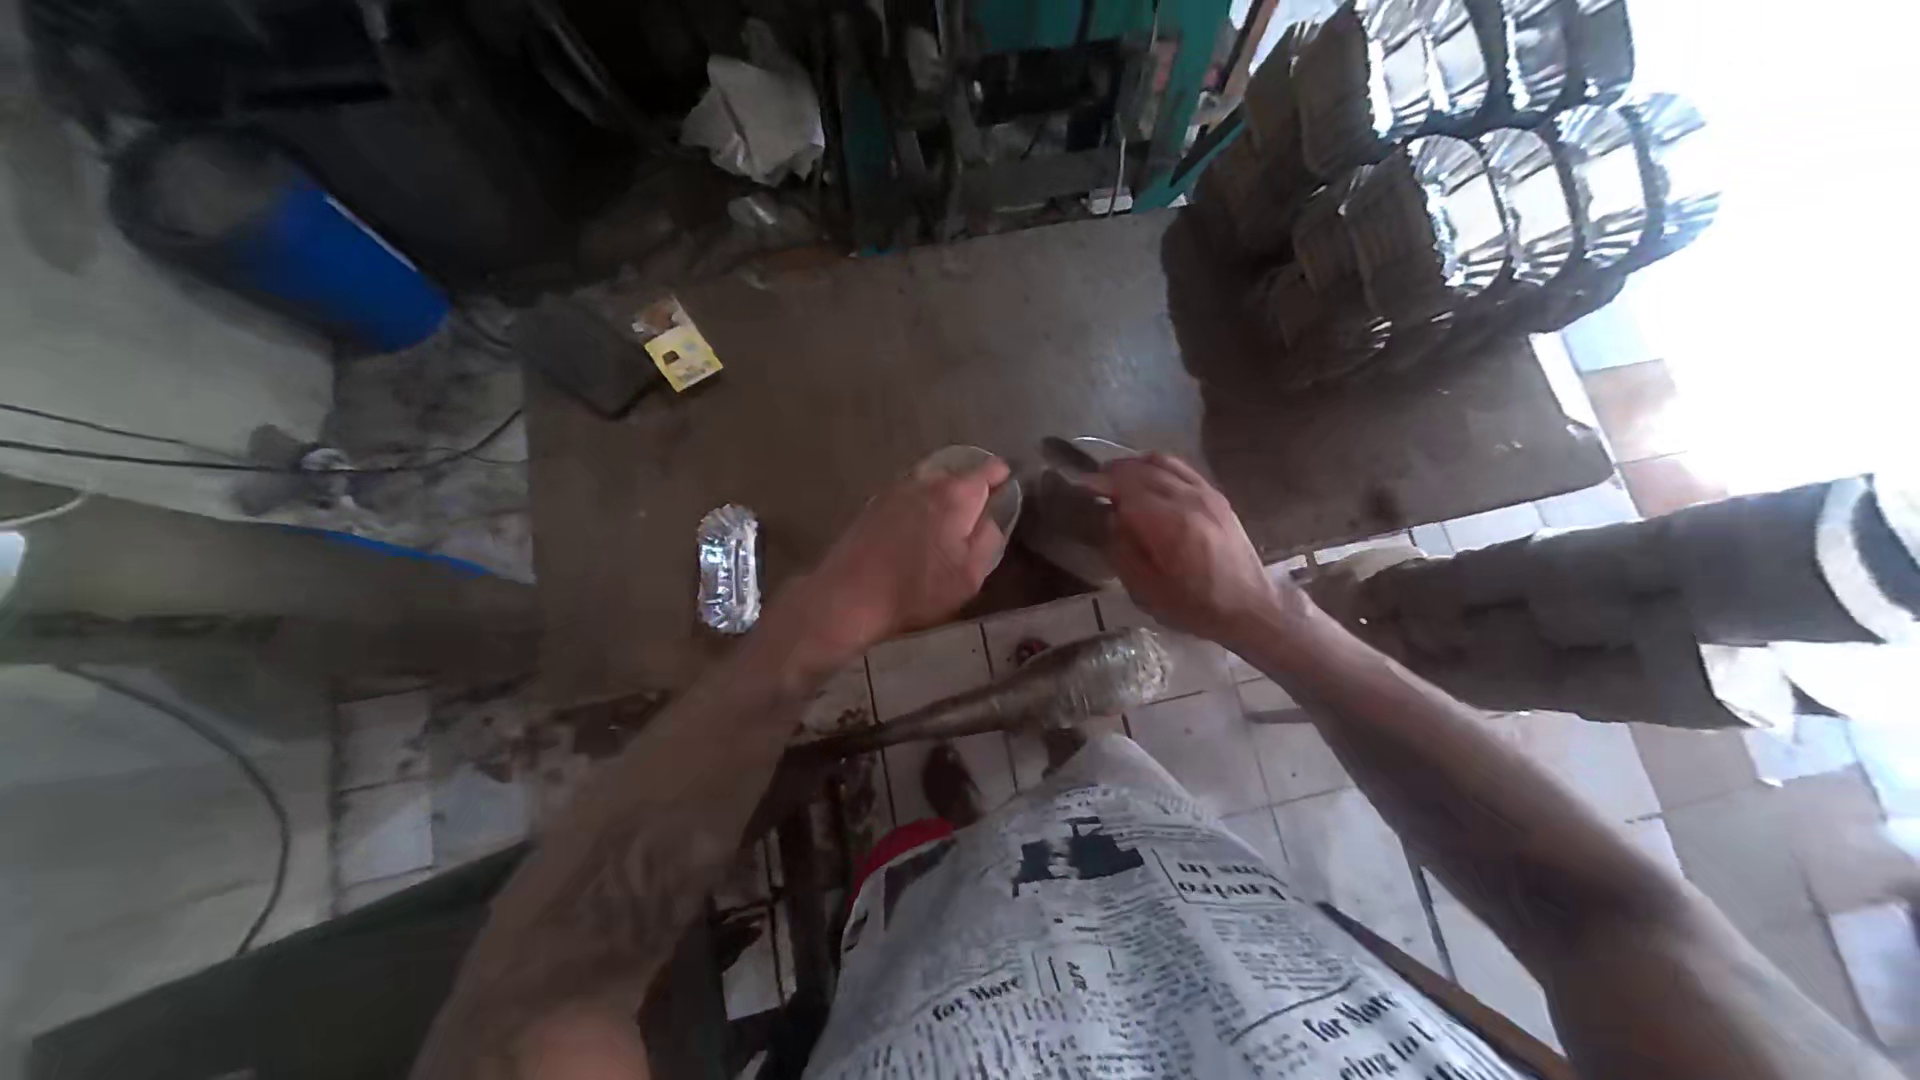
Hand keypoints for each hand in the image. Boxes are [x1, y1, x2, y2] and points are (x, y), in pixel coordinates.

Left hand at [773, 456, 1010, 665]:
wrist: (849, 596)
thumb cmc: (916, 590)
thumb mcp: (969, 575)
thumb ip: (989, 538)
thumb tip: (994, 515)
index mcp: (956, 495)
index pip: (990, 470)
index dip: (1002, 480)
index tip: (1004, 496)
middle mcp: (927, 481)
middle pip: (959, 475)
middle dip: (972, 491)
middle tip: (977, 520)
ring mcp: (897, 488)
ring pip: (932, 483)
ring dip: (944, 498)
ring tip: (947, 526)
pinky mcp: (875, 502)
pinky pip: (910, 495)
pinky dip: (920, 506)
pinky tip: (917, 531)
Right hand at [1090, 453, 1292, 646]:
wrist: (1249, 608)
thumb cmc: (1194, 606)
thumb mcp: (1145, 591)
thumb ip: (1122, 551)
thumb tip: (1110, 518)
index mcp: (1168, 524)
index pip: (1125, 488)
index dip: (1100, 483)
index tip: (1080, 485)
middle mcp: (1187, 499)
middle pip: (1141, 470)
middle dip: (1112, 472)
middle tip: (1093, 483)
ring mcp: (1205, 493)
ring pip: (1161, 462)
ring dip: (1134, 465)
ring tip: (1116, 477)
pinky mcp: (1216, 496)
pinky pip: (1181, 468)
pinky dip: (1157, 466)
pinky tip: (1148, 478)